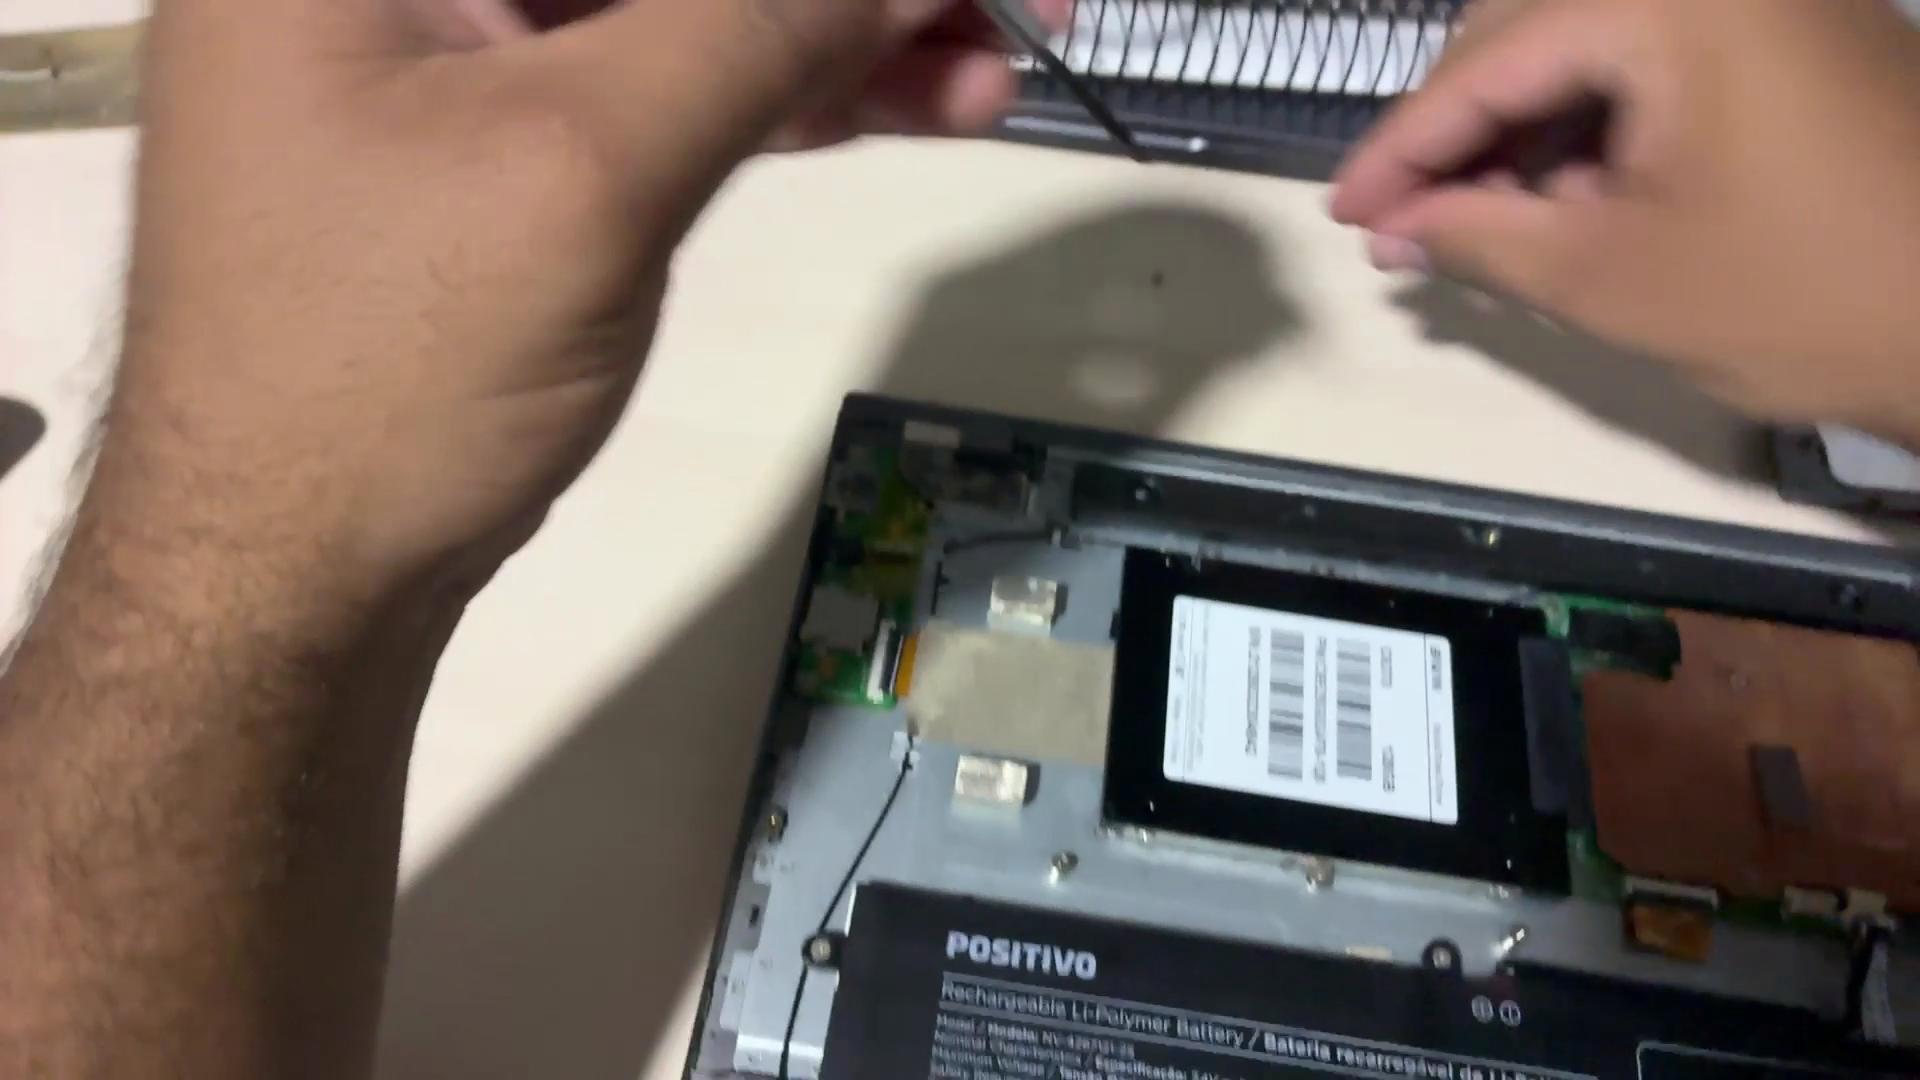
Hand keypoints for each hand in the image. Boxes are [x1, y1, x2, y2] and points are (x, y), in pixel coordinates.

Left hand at [108, 0, 1051, 616]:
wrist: (325, 545)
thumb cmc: (407, 360)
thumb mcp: (587, 168)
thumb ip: (747, 32)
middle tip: (1013, 12)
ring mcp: (496, 48)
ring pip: (712, 19)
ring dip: (854, 47)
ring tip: (990, 77)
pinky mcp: (557, 145)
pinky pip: (702, 94)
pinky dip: (804, 104)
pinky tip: (906, 108)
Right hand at [1330, 0, 1919, 441]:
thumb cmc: (1787, 295)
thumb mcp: (1594, 273)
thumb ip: (1472, 233)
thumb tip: (1392, 226)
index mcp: (1678, 7)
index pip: (1486, 68)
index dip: (1397, 148)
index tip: (1340, 212)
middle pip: (1516, 35)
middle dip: (1440, 134)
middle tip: (1390, 218)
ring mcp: (1746, 11)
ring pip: (1563, 54)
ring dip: (1490, 139)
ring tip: (1443, 224)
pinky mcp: (1764, 51)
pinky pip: (1621, 76)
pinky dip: (1554, 138)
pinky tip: (1520, 201)